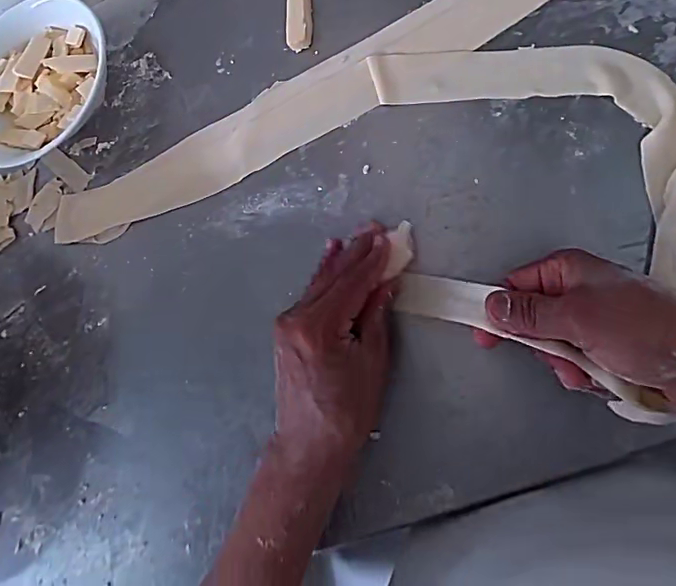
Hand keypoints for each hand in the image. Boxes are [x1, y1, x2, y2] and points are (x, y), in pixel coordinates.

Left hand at [270, 223, 397, 470]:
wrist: (309, 446)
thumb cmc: (347, 412)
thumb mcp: (372, 362)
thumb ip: (376, 316)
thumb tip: (385, 282)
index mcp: (319, 327)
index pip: (352, 284)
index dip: (372, 261)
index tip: (388, 240)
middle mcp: (298, 318)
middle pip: (334, 277)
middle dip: (358, 253)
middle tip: (376, 229)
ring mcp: (288, 322)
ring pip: (321, 282)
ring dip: (342, 259)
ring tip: (359, 236)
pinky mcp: (287, 328)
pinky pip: (311, 293)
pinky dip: (325, 274)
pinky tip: (332, 254)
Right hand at [475, 248, 675, 421]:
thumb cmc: (642, 327)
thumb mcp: (576, 318)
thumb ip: (529, 313)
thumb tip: (491, 303)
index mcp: (568, 270)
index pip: (517, 284)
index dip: (499, 308)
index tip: (483, 334)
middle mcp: (580, 292)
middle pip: (535, 320)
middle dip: (543, 345)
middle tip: (559, 354)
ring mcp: (597, 323)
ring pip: (556, 349)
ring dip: (568, 366)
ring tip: (592, 370)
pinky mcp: (612, 352)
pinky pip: (581, 366)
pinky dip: (588, 377)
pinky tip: (608, 379)